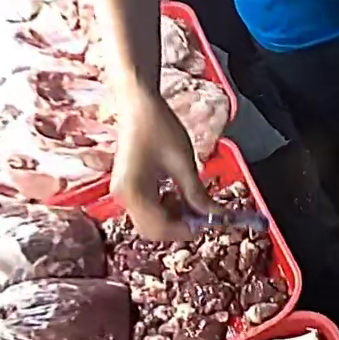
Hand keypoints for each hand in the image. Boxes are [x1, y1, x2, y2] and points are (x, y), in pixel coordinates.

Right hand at [111, 86, 216, 240]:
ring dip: (176, 218)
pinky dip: (169, 209)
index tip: (212, 222)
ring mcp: (125, 193)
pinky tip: (182, 194)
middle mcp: (124, 197)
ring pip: (152, 222)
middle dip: (181, 227)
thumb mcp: (185, 164)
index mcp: (134, 192)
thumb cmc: (161, 130)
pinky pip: (150, 209)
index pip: (160, 228)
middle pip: (153, 230)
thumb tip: (214, 216)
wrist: (139, 108)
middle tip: (206, 213)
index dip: (188, 231)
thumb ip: (197, 194)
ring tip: (194, 200)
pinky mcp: (130, 187)